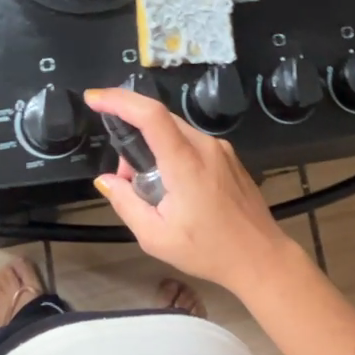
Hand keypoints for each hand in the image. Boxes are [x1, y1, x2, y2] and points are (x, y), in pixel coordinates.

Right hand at [84, 87, 295, 294]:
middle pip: (160, 120)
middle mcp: (205, 146)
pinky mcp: (229, 157)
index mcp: (186, 163)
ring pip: (175, 131)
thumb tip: (106, 180)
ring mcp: (221, 149)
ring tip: (150, 189)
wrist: (260, 256)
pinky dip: (172, 154)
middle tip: (126, 178)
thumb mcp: (156, 237)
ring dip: (153, 148)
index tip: (94, 98)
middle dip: (133, 137)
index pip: (150, 114)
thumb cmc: (208, 251)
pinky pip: (192, 142)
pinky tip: (174, 188)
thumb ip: (126, 203)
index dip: (119, 100)